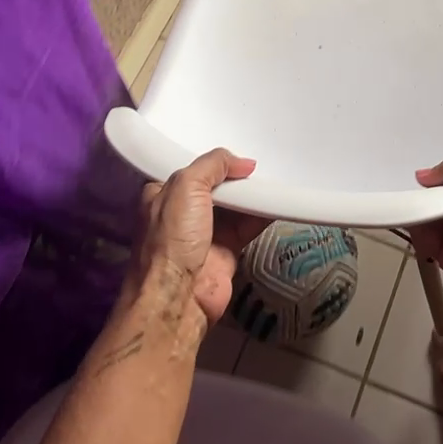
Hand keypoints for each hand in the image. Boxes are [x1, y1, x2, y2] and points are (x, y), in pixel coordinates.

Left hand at [135, 149, 267, 324]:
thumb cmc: (173, 237)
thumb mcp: (186, 186)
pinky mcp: (227, 249)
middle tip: (262, 159)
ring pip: (235, 204)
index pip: (190, 167)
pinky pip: (249, 224)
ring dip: (253, 192)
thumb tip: (245, 164)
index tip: (237, 145)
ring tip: (276, 173)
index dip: (213, 159)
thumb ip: (213, 164)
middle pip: (216, 185)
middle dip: (236, 175)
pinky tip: (279, 198)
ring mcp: (205, 232)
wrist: (178, 298)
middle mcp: (183, 211)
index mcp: (163, 194)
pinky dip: (264, 212)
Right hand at [408, 158, 442, 321]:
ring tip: (409, 202)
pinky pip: (423, 237)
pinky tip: (411, 218)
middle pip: (438, 197)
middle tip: (415, 190)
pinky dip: (415, 227)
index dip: (439, 176)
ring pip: (428, 215)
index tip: (422, 176)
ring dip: (418, 208)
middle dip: (427, 192)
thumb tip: (423, 175)